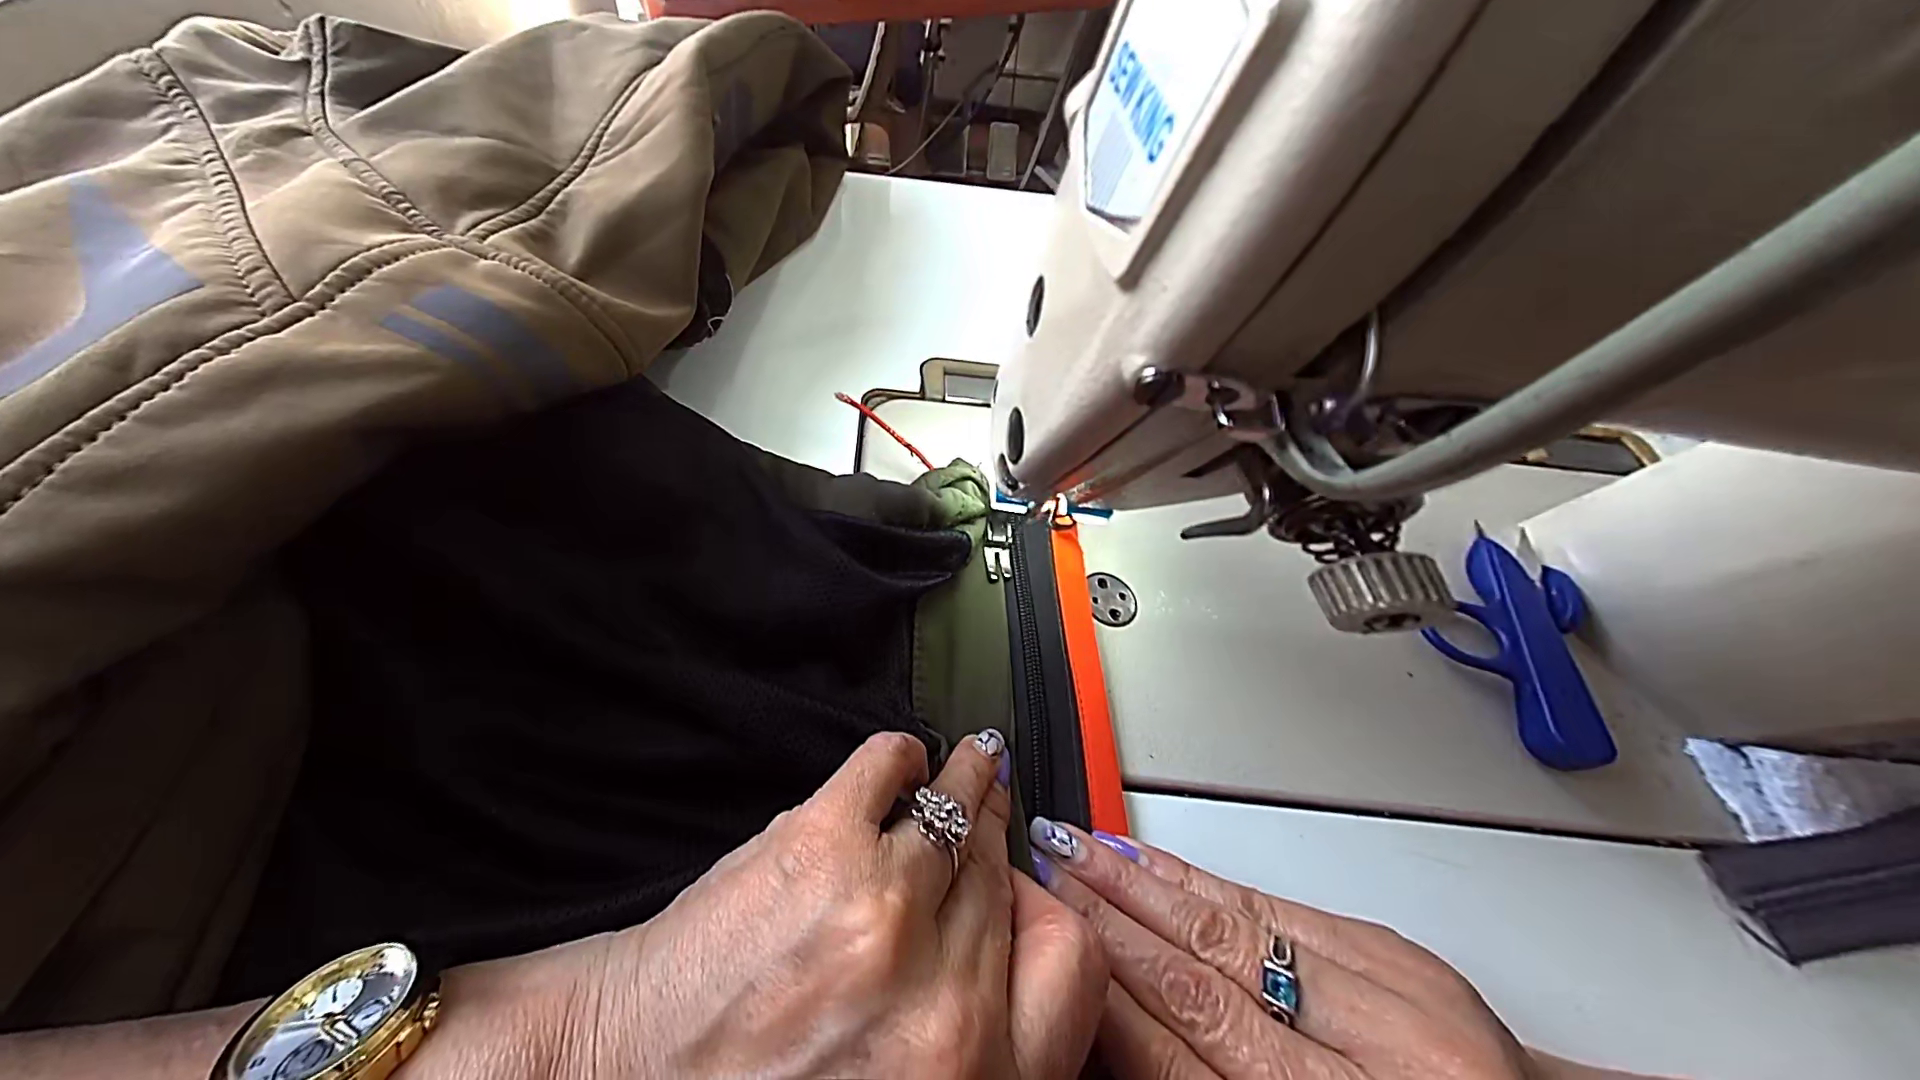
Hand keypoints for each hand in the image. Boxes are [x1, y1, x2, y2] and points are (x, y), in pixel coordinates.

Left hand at [412, 732, 1105, 1079]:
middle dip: (992, 835)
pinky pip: (890, 767)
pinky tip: (905, 760)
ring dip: (966, 781)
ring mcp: (883, 905)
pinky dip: (903, 756)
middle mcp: (941, 994)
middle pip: (997, 876)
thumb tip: (999, 940)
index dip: (1044, 904)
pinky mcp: (820, 844)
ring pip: (955, 813)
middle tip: (989, 802)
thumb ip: (968, 1044)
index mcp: (971, 1073)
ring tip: (970, 763)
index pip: (1065, 956)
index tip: (1019, 872)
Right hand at [1027, 816, 1555, 1079]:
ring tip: (1082, 848)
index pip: (1183, 1060)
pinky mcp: (1406, 957)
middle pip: (1203, 983)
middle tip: (1050, 869)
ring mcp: (1402, 1010)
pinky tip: (1155, 858)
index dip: (1104, 992)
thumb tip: (1107, 1014)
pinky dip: (1206, 879)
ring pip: (1236, 930)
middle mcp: (1378, 1078)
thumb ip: (1199, 1076)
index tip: (1051, 939)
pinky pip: (1281, 906)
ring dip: (1145, 882)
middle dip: (1110, 918)